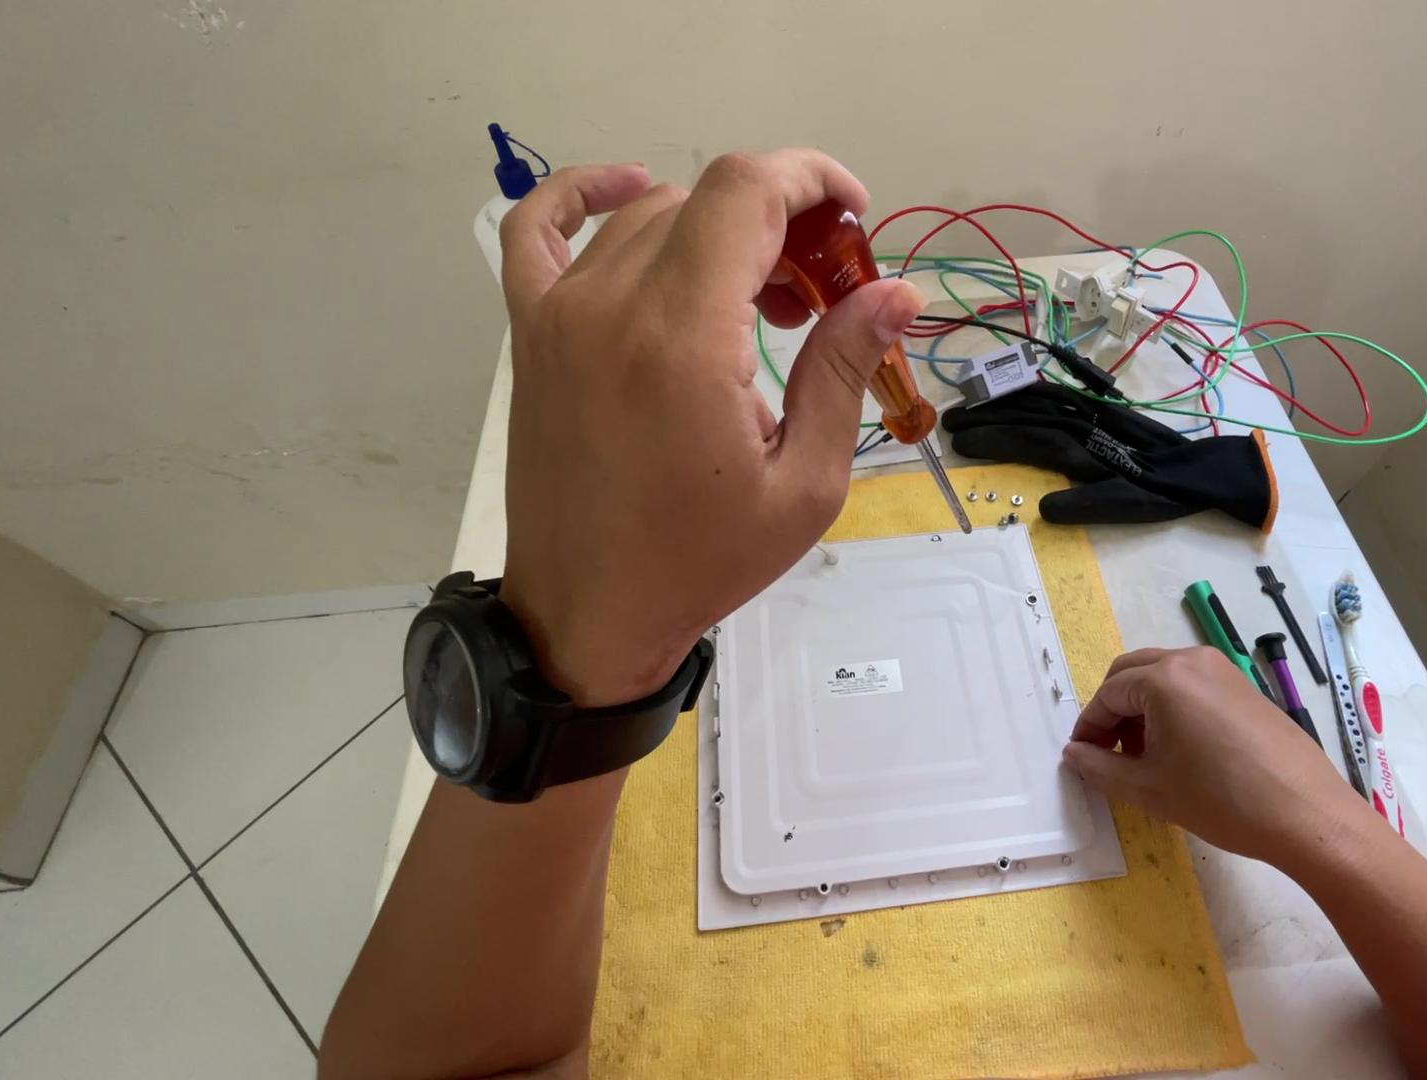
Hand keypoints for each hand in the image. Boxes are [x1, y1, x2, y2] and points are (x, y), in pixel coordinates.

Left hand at [495, 151, 924, 705]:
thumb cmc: (703, 563)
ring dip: (718, 233)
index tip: (854, 217)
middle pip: (707, 202)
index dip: (812, 181)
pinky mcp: (531, 335)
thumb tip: (895, 293)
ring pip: (648, 217)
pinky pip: (540, 228)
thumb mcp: (803, 484)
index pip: (747, 194)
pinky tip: (631, 194)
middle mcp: (611, 304)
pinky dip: (587, 195)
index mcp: (685, 339)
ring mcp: (557, 313)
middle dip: (782, 227)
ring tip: (759, 300)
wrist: (591, 614)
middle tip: (820, 297)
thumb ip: (843, 372)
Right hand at [1062, 646, 1371, 865]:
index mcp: (1163, 678)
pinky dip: (1171, 706)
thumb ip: (1100, 767)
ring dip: (1141, 707)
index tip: (1082, 757)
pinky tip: (1181, 748)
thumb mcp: (1149, 789)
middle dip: (1112, 711)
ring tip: (1145, 754)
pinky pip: (1191, 684)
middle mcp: (1191, 659)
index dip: (1089, 727)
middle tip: (1110, 752)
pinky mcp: (1245, 686)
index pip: (1107, 695)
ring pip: (1161, 676)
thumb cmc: (1222, 801)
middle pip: (1130, 673)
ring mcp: (1222, 669)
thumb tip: (1073, 754)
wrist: (1309, 818)